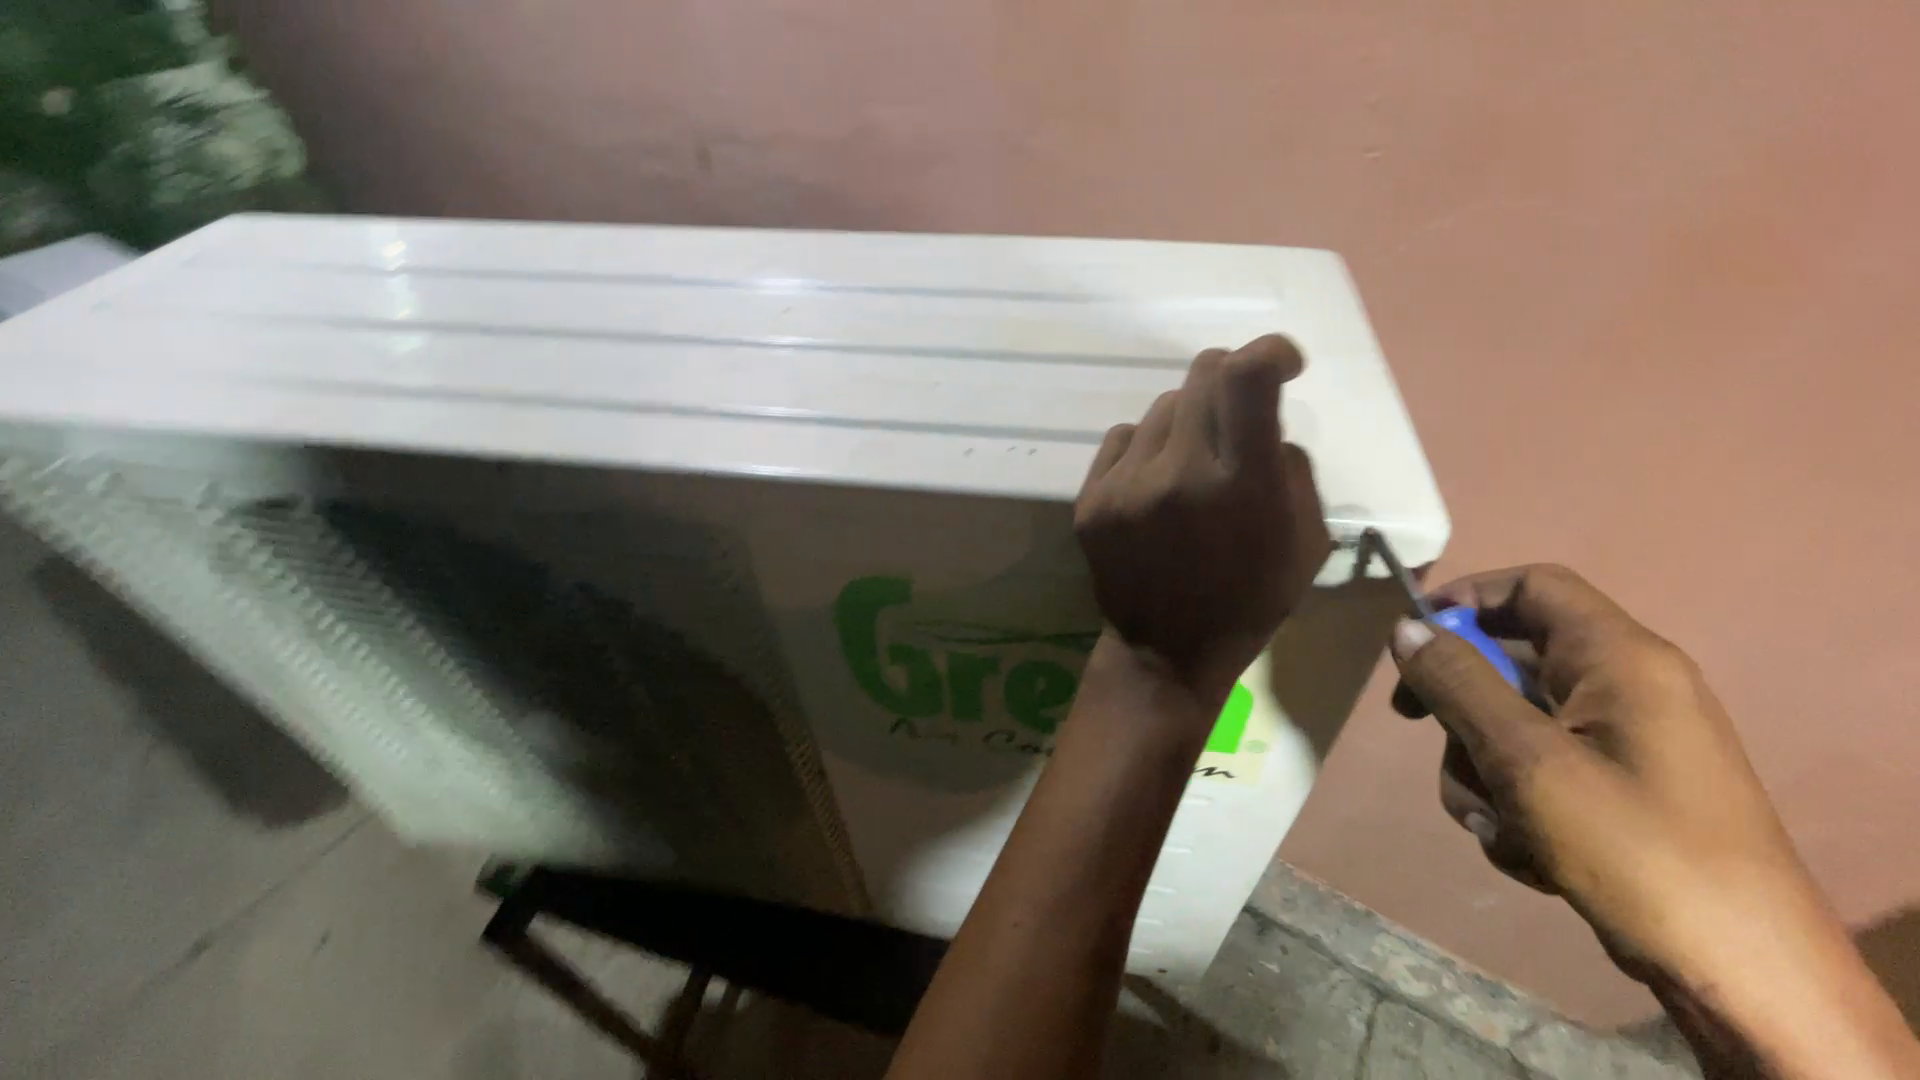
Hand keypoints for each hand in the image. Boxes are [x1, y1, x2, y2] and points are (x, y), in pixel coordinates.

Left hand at [1074, 335, 1329, 707]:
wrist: (1166, 654)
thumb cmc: (1248, 601)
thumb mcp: (1305, 540)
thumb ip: (1291, 468)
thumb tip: (1266, 425)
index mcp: (1242, 485)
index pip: (1246, 376)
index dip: (1269, 351)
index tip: (1284, 363)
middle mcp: (1177, 473)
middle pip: (1202, 374)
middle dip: (1232, 379)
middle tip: (1240, 412)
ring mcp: (1125, 485)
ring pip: (1162, 406)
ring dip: (1189, 420)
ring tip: (1195, 463)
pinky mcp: (1089, 499)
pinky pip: (1124, 437)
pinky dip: (1148, 446)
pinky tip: (1157, 482)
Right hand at [1388, 565, 1834, 981]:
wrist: (1738, 967)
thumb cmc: (1630, 845)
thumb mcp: (1524, 759)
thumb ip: (1458, 684)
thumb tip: (1406, 630)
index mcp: (1620, 659)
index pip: (1532, 586)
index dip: (1465, 598)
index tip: (1411, 639)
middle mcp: (1626, 688)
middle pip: (1511, 661)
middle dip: (1460, 707)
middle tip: (1419, 732)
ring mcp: (1625, 742)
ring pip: (1513, 725)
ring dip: (1481, 770)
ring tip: (1494, 825)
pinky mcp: (1620, 790)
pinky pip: (1540, 770)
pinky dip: (1516, 804)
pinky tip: (1526, 853)